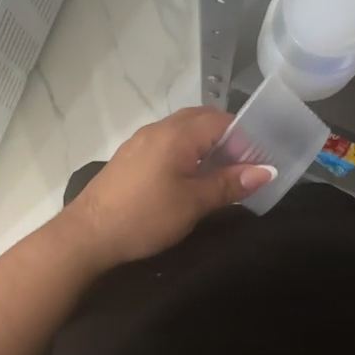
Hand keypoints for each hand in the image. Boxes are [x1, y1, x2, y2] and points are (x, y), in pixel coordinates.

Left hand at [51, 107, 274, 268]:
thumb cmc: (144, 217)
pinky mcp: (130, 158)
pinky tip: (190, 180)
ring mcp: (141, 142)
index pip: (222, 120)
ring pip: (183, 133)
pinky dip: (186, 155)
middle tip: (245, 167)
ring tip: (221, 176)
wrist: (87, 234)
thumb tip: (266, 171)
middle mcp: (158, 129)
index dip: (246, 136)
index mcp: (177, 134)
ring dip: (205, 147)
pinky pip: (167, 145)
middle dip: (227, 138)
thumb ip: (230, 184)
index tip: (262, 160)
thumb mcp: (193, 203)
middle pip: (202, 121)